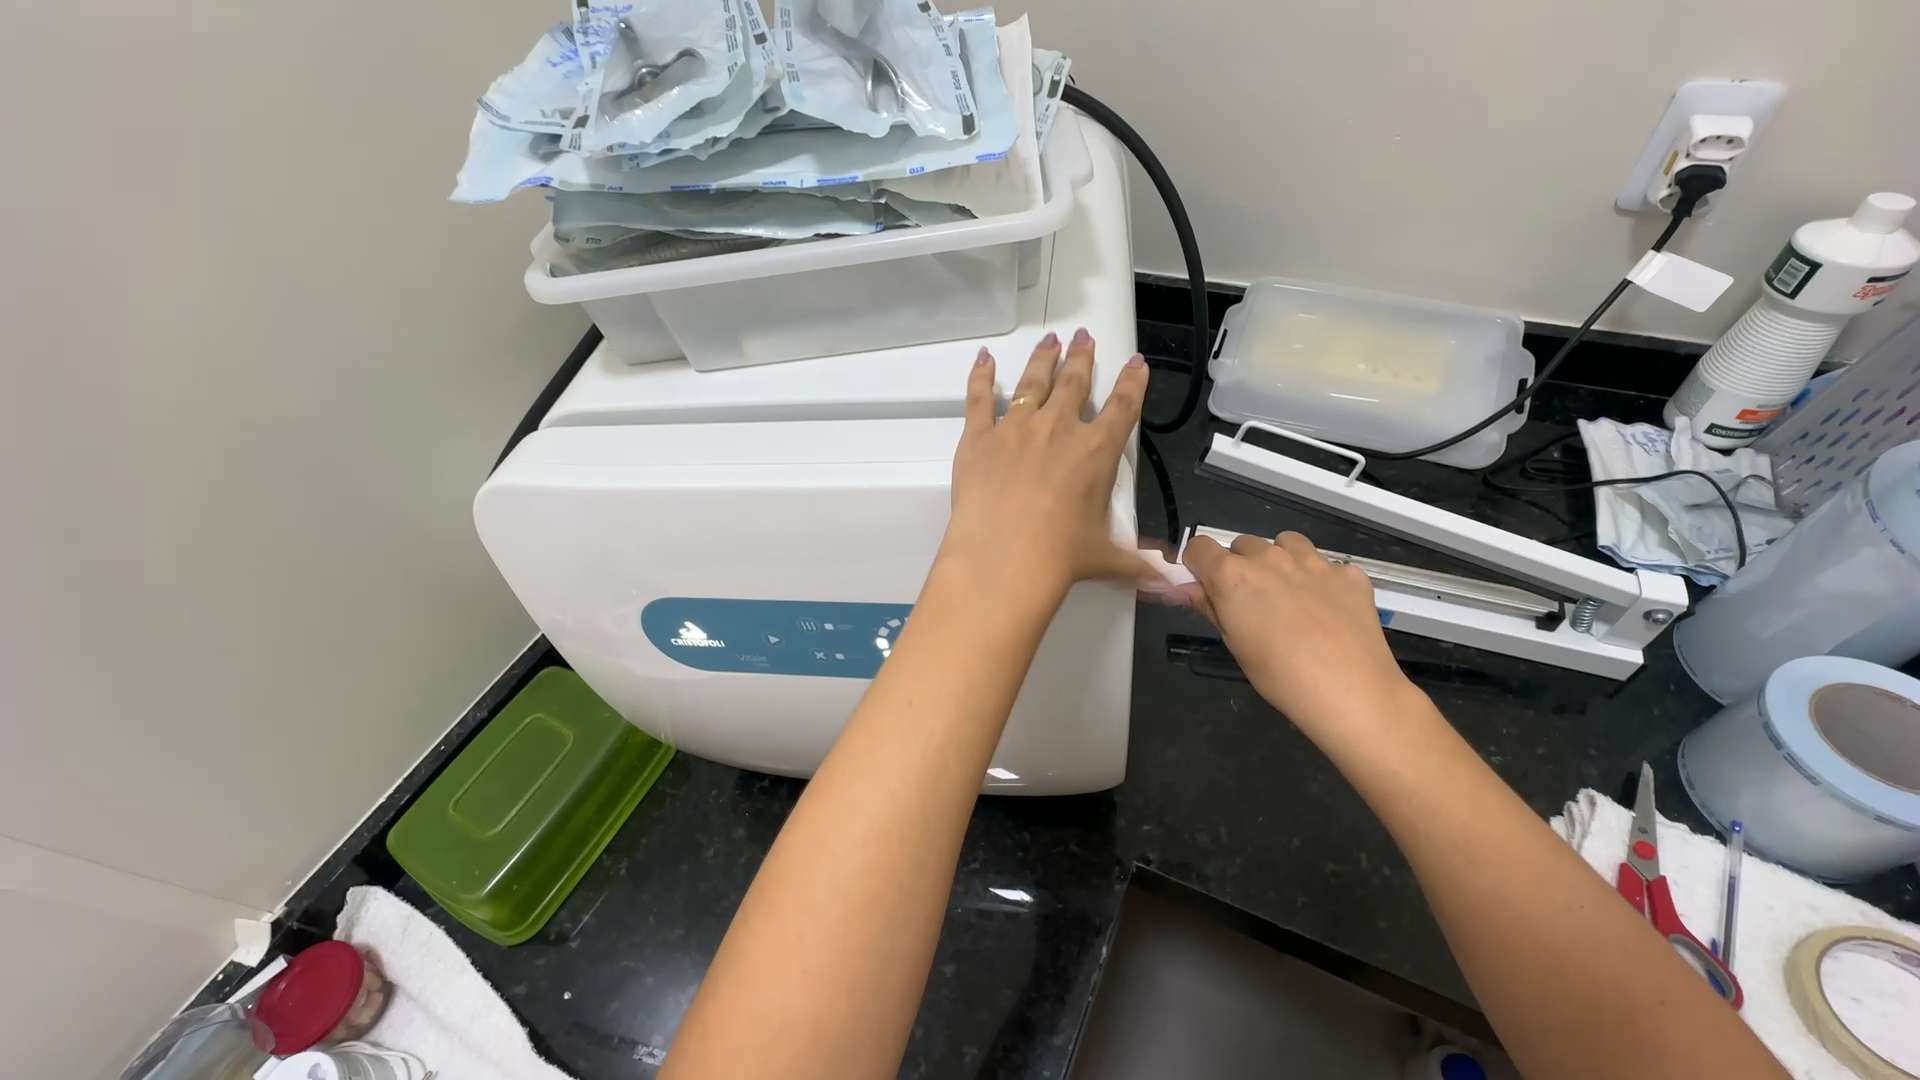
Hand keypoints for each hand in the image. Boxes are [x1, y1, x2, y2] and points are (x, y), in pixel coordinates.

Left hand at [939, 328, 1149, 604]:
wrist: (1004, 558)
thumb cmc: (1060, 557)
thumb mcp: (1107, 558)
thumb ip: (1139, 564)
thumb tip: (1170, 582)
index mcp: (1096, 451)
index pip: (1123, 407)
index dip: (1132, 383)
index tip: (1136, 363)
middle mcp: (1059, 429)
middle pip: (1075, 382)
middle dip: (1082, 357)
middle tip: (1084, 338)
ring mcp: (1017, 428)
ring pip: (1032, 382)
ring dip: (1043, 358)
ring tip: (1049, 340)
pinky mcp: (979, 437)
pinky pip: (980, 398)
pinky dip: (982, 376)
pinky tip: (983, 359)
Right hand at [1180, 532, 1415, 732]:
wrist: (1351, 691)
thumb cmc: (1280, 676)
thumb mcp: (1235, 644)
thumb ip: (1210, 607)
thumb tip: (1187, 588)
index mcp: (1232, 576)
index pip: (1200, 547)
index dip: (1199, 566)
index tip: (1207, 586)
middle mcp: (1269, 558)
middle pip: (1243, 544)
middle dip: (1241, 566)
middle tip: (1253, 603)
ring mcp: (1313, 561)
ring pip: (1285, 543)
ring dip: (1280, 561)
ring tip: (1291, 596)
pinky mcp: (1348, 573)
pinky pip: (1325, 564)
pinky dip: (1320, 580)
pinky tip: (1328, 611)